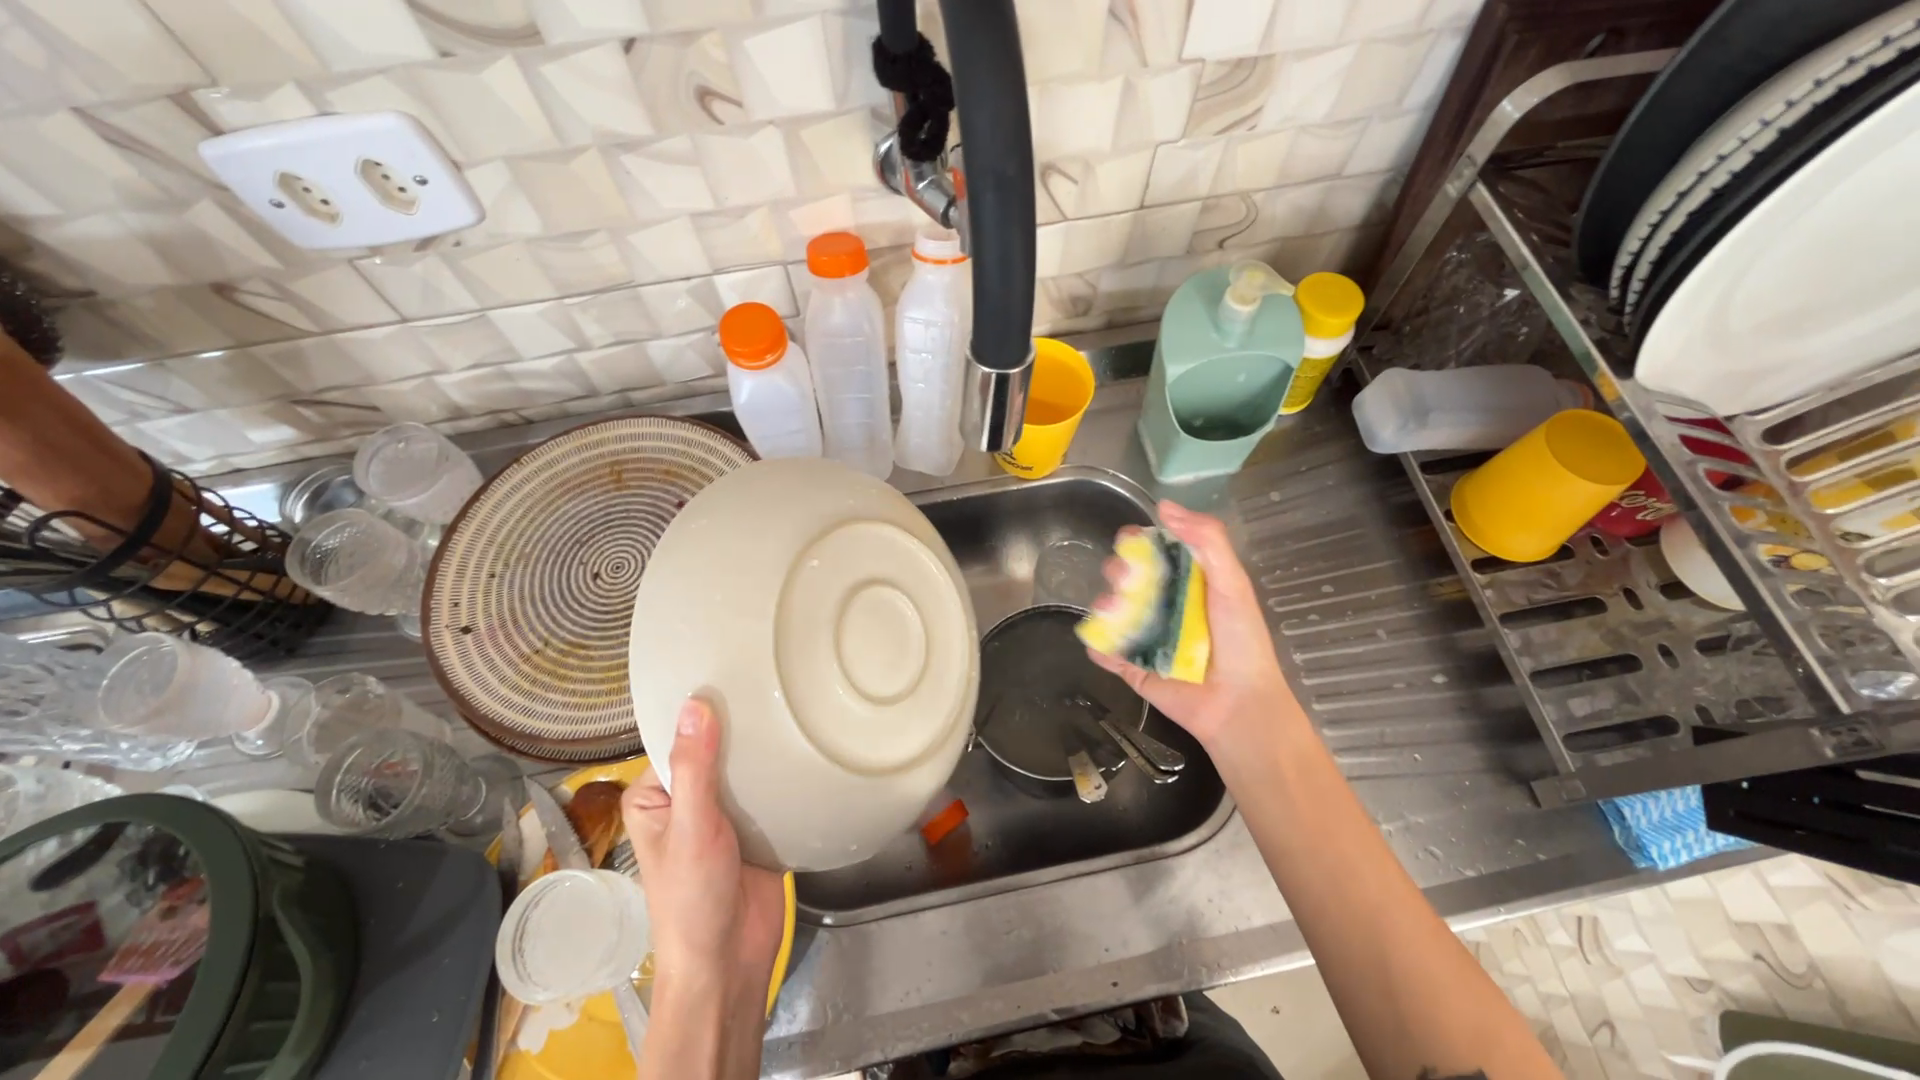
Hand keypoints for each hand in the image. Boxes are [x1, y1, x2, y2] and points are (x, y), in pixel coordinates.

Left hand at [623, 698, 784, 1007]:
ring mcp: (725, 817)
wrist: (730, 963)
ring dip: (766, 752)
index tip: (735, 672)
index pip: (677, 739)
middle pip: (716, 751)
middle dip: (741, 728)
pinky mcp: (759, 831)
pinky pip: (771, 793)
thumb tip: (694, 703)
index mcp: (654, 798)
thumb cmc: (693, 900)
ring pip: (747, 770)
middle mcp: (687, 802)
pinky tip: (809, 747)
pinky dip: (786, 777)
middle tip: (778, 683)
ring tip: (798, 706)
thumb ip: (694, 768)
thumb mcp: (690, 828)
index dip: (703, 711)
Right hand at [1086, 501, 1305, 752]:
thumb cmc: (1241, 643)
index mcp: (1188, 583)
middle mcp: (1163, 606)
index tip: (1130, 539)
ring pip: (1111, 612)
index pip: (1155, 552)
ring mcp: (1146, 637)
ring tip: (1114, 610)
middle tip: (1125, 578)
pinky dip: (1098, 646)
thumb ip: (1207, 541)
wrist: (1238, 704)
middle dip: (1119, 572)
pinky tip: (1103, 645)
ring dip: (1105, 606)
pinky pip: (1106, 652)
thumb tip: (1165, 507)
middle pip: (1127, 578)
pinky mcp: (1133, 668)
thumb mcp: (1232, 584)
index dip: (1138, 542)